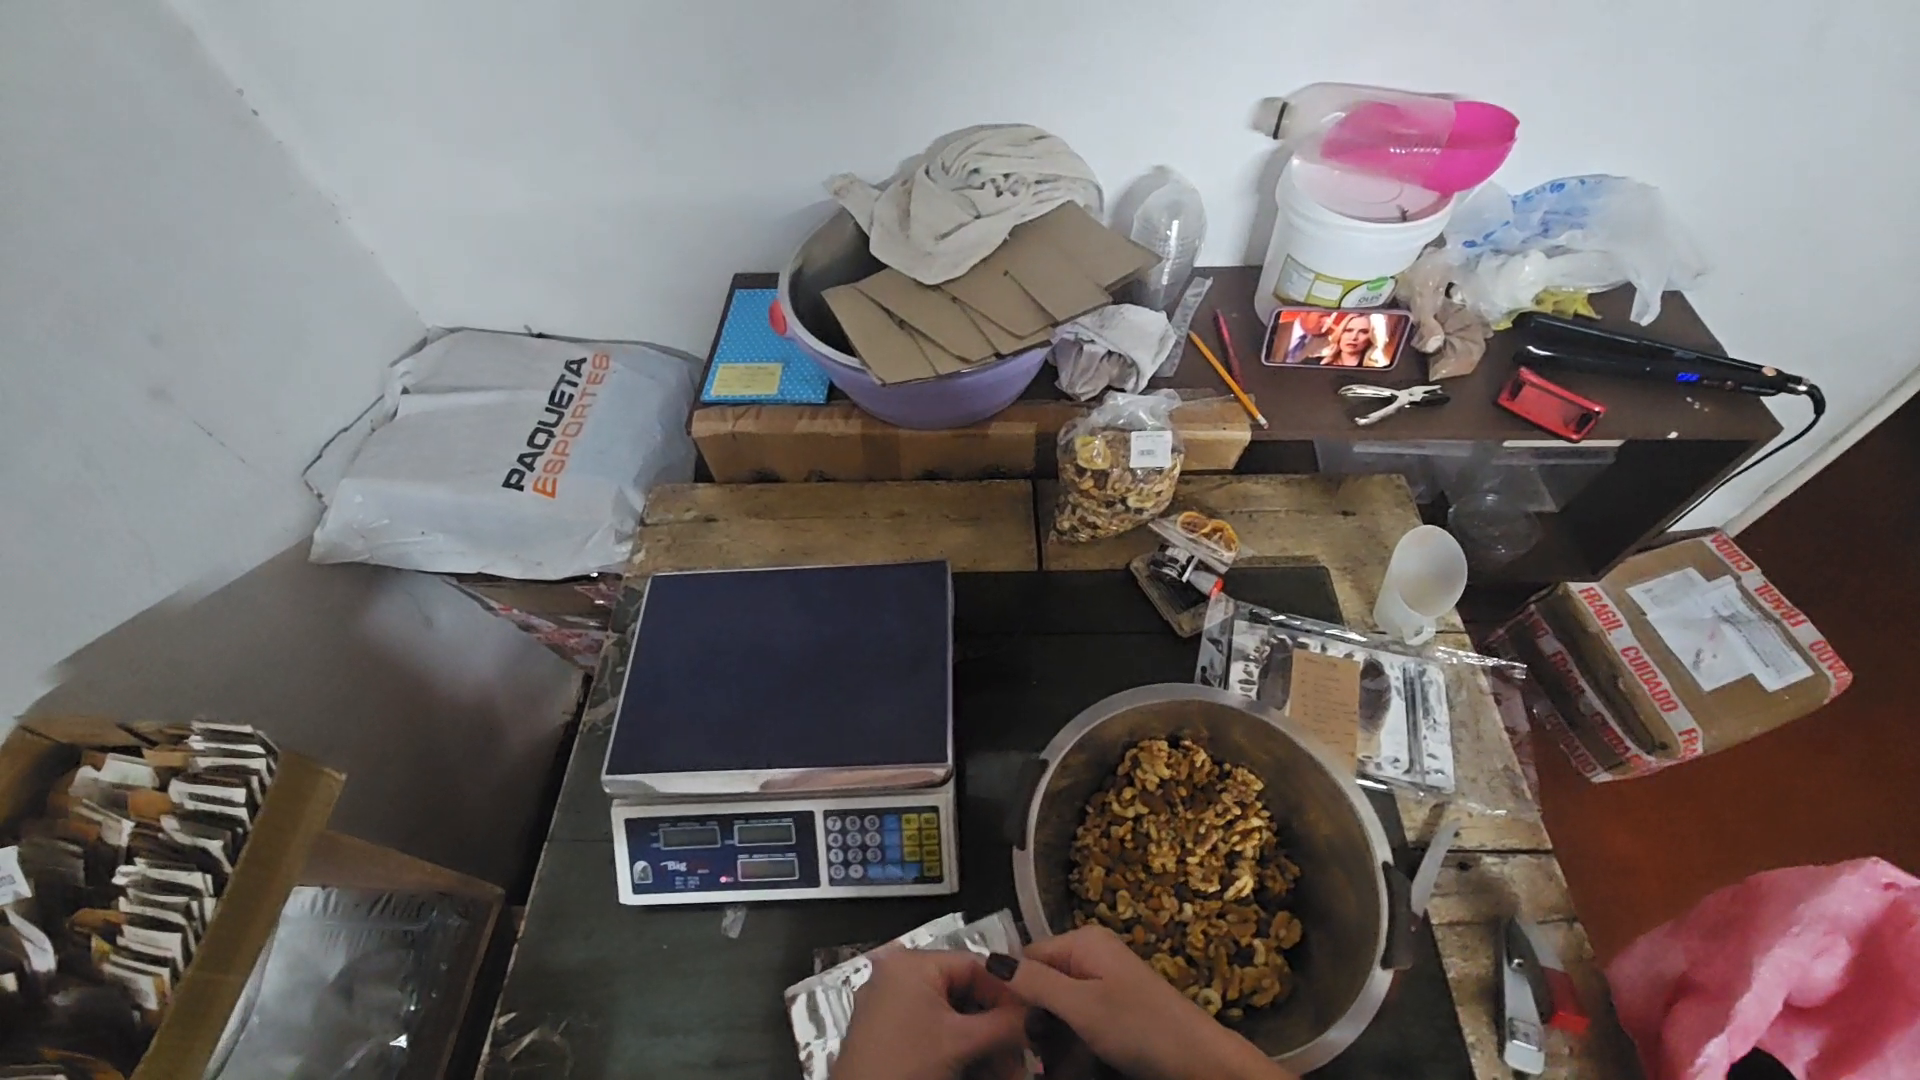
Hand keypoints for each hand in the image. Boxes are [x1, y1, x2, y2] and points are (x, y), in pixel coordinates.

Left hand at [832, 948, 1028, 1079]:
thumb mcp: (960, 1042)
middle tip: (1023, 1051)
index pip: (974, 963)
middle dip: (995, 1024)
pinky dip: (957, 1047)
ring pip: (951, 1013)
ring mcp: (890, 1002)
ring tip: (1007, 1070)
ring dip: (982, 1041)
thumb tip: (1041, 1014)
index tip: (1033, 1017)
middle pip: (964, 990)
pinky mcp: (887, 1031)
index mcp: (912, 962)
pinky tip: (980, 1070)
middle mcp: (898, 973)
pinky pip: (932, 1028)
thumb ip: (1005, 1023)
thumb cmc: (907, 1066)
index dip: (1007, 991)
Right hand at [985, 927, 1294, 1079]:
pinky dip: (1071, 1041)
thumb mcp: (1081, 1006)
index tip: (1003, 1026)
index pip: (1028, 955)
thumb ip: (1035, 982)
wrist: (1201, 1062)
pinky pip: (1078, 1019)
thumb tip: (987, 958)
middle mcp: (1091, 954)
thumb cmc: (1139, 1026)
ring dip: (1050, 1035)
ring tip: (1048, 1062)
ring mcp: (1105, 982)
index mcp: (1083, 940)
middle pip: (1042, 980)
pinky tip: (1069, 1064)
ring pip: (1058, 1005)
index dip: (1012, 988)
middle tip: (1031, 1051)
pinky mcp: (1114, 1009)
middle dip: (1033, 1016)